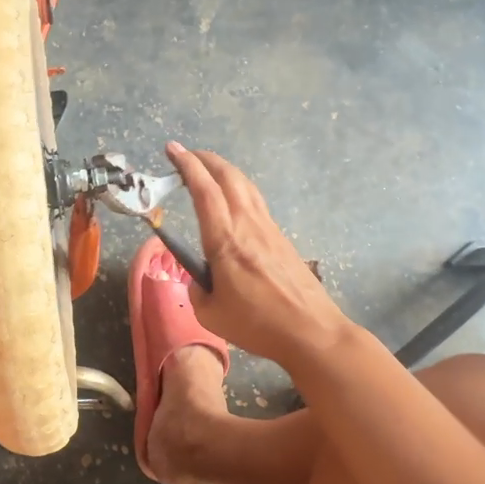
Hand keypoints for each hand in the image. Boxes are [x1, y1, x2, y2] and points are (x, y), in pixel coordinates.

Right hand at [166, 141, 350, 364]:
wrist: (313, 334)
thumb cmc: (258, 324)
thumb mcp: (210, 313)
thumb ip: (196, 288)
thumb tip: (198, 276)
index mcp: (225, 240)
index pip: (204, 191)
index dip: (187, 165)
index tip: (172, 149)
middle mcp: (247, 226)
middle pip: (228, 177)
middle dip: (205, 160)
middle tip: (186, 154)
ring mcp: (268, 230)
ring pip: (245, 186)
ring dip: (224, 171)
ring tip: (207, 170)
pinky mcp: (281, 239)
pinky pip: (255, 202)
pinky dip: (237, 189)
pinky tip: (231, 200)